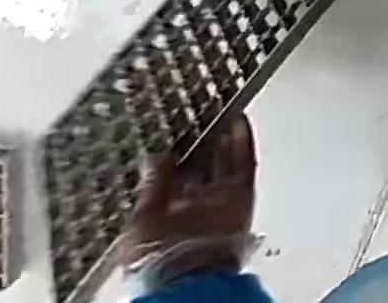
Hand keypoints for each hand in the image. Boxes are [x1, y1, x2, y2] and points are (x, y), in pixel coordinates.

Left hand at [121, 116, 257, 287]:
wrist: (192, 274)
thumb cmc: (159, 261)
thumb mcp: (142, 221)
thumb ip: (151, 188)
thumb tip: (154, 159)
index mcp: (167, 217)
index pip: (171, 180)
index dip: (172, 158)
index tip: (173, 138)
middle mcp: (195, 207)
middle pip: (201, 168)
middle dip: (201, 145)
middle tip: (200, 120)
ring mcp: (220, 199)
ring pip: (225, 161)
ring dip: (224, 138)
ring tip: (221, 112)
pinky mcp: (242, 192)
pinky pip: (245, 162)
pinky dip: (244, 141)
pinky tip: (238, 123)